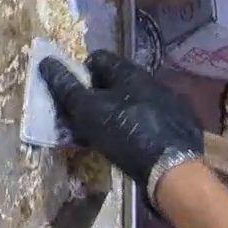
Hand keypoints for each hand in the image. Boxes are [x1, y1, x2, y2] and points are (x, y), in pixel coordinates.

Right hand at [38, 51, 202, 186]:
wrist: (173, 169)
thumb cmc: (124, 134)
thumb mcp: (88, 111)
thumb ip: (66, 86)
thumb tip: (46, 61)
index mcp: (129, 72)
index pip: (98, 58)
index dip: (81, 73)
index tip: (74, 96)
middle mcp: (153, 80)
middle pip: (117, 80)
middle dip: (99, 96)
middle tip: (86, 118)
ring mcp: (171, 102)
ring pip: (135, 100)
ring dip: (120, 111)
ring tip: (108, 135)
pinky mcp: (182, 124)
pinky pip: (153, 118)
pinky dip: (139, 126)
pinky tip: (134, 145)